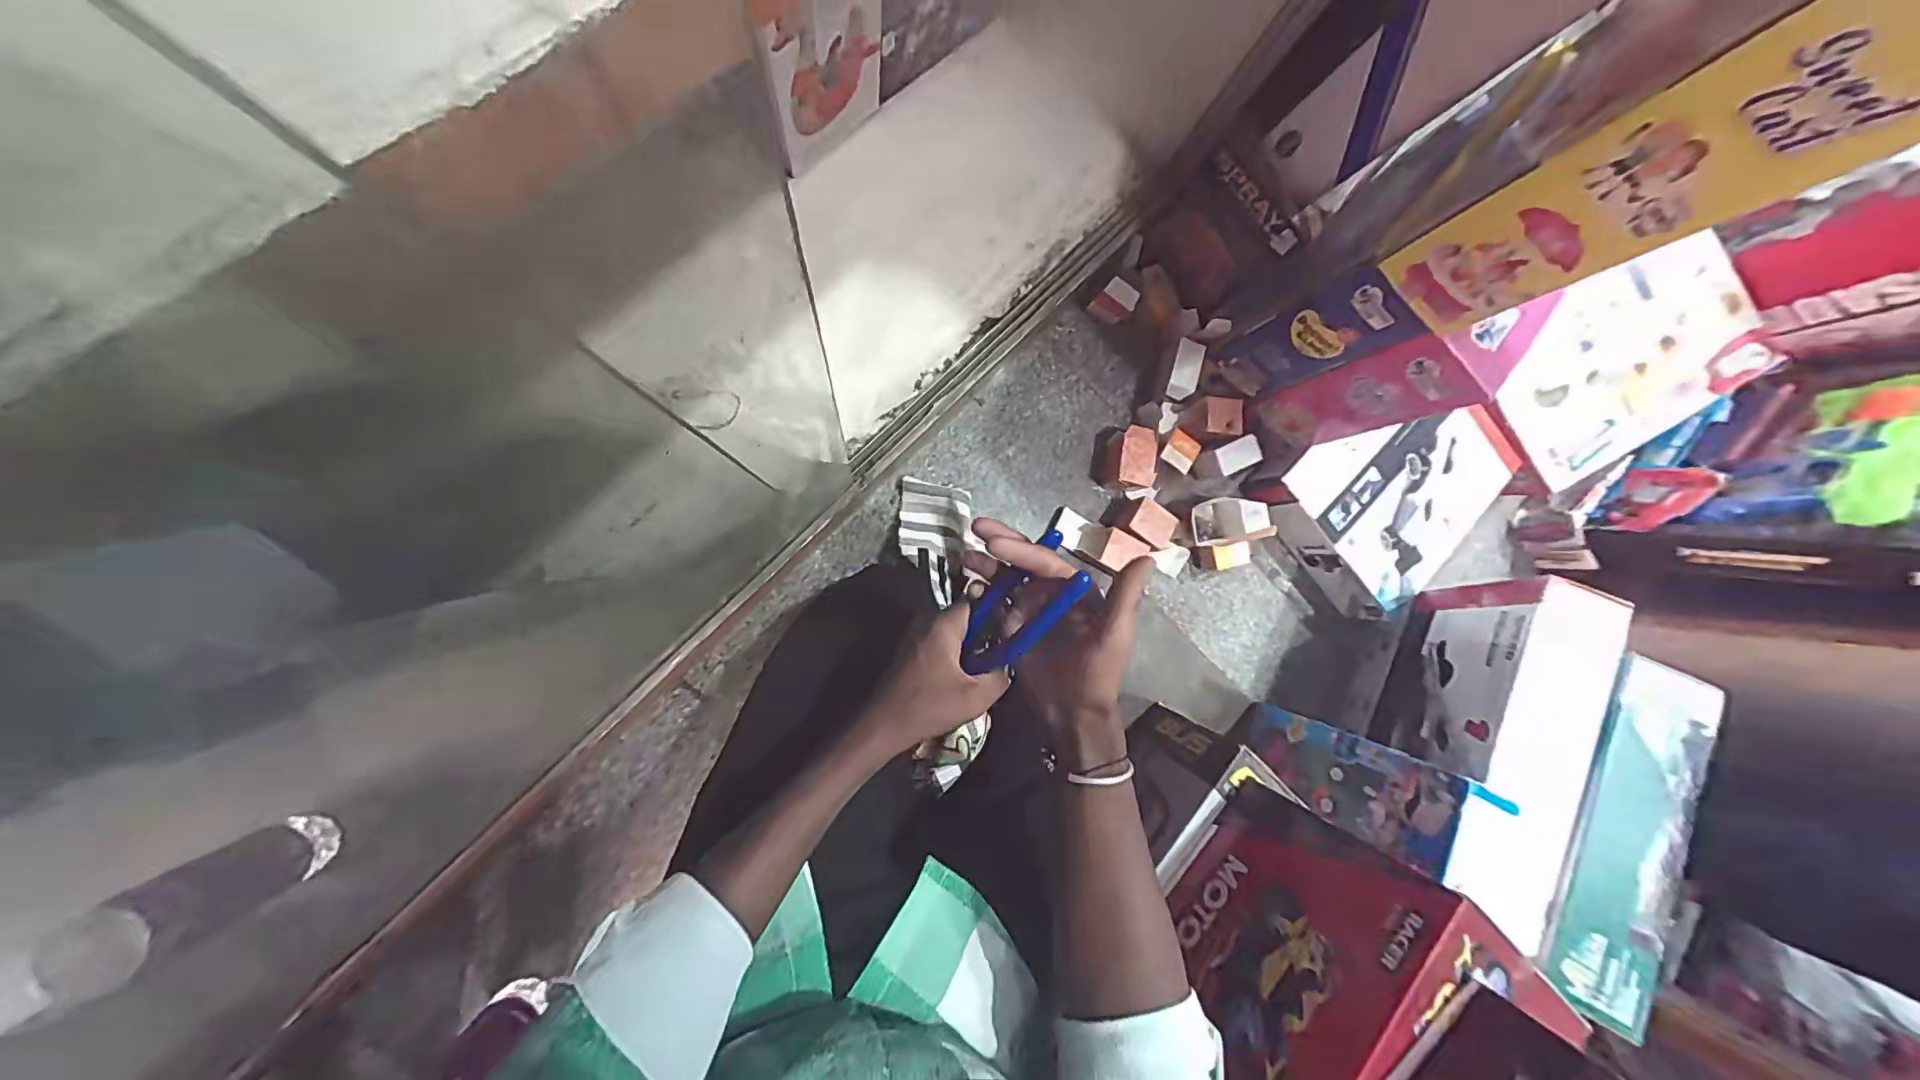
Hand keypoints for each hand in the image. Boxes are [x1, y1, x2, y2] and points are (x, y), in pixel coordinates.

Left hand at [851, 601, 1011, 760]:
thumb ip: (999, 677)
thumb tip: (1006, 667)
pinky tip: (957, 678)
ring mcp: (912, 636)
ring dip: (965, 647)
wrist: (883, 725)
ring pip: (949, 632)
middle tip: (997, 655)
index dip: (994, 612)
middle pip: (962, 617)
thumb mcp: (976, 698)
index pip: (974, 601)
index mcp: (942, 625)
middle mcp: (925, 622)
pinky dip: (949, 655)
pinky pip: (936, 643)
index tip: (1008, 631)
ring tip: (979, 670)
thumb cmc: (929, 707)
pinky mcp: (906, 651)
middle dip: (982, 633)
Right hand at [964, 518, 1151, 770]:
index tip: (994, 541)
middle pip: (1023, 561)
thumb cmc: (1099, 672)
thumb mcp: (1116, 634)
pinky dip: (982, 593)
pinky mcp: (1013, 630)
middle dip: (1000, 542)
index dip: (1021, 549)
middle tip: (974, 527)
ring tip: (964, 555)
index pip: (1045, 561)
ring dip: (986, 565)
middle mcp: (1050, 594)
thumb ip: (1126, 595)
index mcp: (1074, 589)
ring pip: (1006, 579)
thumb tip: (1147, 558)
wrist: (1073, 712)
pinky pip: (995, 606)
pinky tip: (968, 584)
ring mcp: (1029, 611)